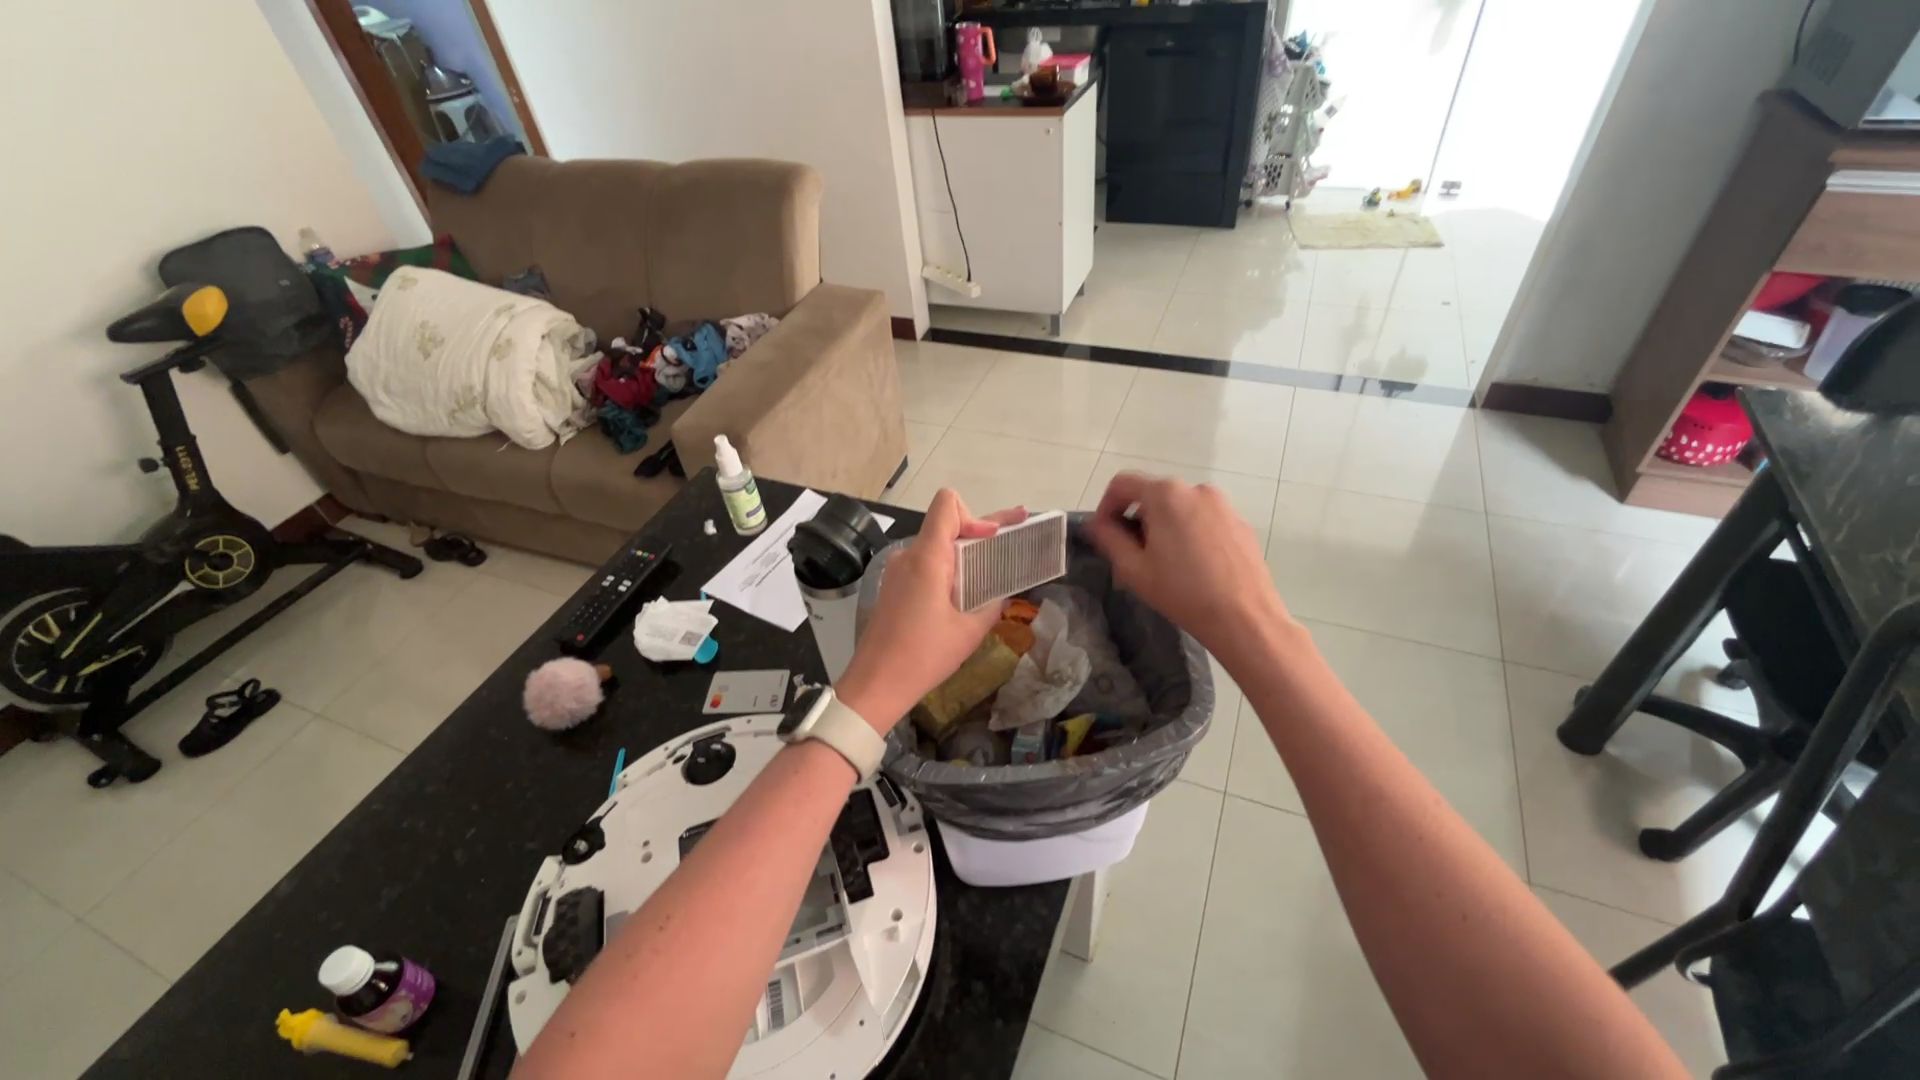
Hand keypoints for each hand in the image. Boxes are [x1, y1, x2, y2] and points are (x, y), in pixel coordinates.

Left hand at [836, 490, 1026, 732]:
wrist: (876, 683)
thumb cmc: (923, 656)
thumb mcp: (969, 631)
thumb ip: (992, 602)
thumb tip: (1001, 591)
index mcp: (927, 558)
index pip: (947, 505)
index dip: (975, 515)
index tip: (992, 540)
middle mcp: (909, 556)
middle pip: (946, 524)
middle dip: (982, 531)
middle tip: (1017, 532)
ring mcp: (898, 571)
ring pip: (937, 546)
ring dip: (965, 552)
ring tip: (996, 567)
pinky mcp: (895, 587)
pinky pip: (926, 565)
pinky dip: (949, 569)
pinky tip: (967, 591)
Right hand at [1081, 471, 1289, 654]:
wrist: (1244, 618)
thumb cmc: (1183, 592)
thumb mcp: (1133, 569)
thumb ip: (1108, 538)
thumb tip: (1096, 524)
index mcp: (1166, 494)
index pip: (1122, 484)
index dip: (1106, 507)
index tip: (1104, 536)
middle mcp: (1196, 489)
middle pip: (1153, 495)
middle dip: (1137, 520)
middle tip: (1133, 557)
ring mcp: (1223, 504)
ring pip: (1179, 508)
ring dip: (1164, 527)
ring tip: (1165, 565)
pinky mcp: (1240, 522)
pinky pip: (1203, 519)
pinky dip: (1190, 534)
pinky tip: (1194, 567)